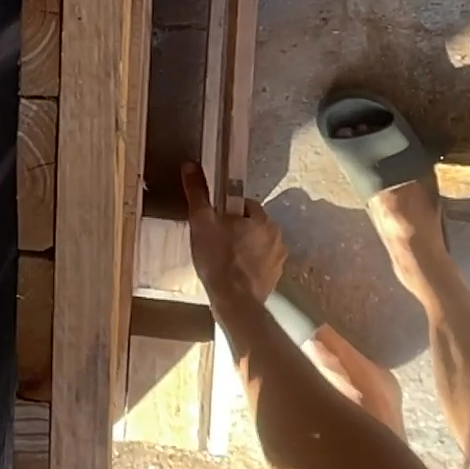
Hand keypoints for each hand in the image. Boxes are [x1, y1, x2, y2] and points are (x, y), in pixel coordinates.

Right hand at [180, 162, 285, 306]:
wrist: (234, 303)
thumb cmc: (217, 258)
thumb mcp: (201, 222)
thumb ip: (197, 192)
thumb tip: (190, 165)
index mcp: (263, 219)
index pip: (245, 204)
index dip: (227, 211)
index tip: (214, 222)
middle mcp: (277, 236)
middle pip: (252, 223)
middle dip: (236, 229)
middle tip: (215, 240)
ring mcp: (279, 259)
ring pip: (257, 243)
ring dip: (244, 246)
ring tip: (222, 258)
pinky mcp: (276, 278)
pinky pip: (260, 262)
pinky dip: (249, 264)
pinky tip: (232, 273)